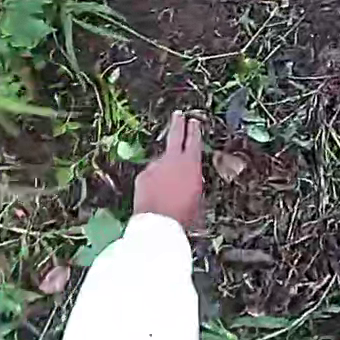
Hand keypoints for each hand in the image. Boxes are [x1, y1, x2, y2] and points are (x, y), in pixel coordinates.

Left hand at [133, 111, 202, 227]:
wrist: (158, 224)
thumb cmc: (184, 214)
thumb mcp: (197, 197)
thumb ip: (193, 181)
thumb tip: (189, 178)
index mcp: (191, 163)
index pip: (193, 140)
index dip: (193, 129)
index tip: (193, 121)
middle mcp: (172, 159)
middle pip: (175, 135)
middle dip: (178, 123)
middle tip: (178, 115)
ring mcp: (155, 165)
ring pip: (162, 162)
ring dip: (164, 170)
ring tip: (168, 188)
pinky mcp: (143, 175)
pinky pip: (151, 175)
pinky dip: (154, 181)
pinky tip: (157, 195)